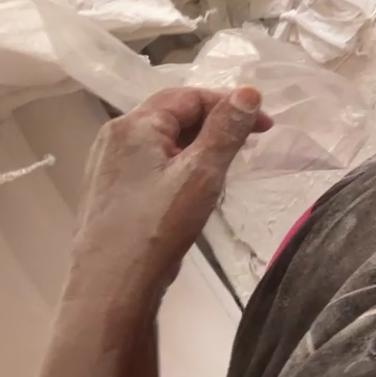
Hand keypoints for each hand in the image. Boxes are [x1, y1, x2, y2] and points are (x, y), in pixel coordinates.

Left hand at [63, 87, 272, 315]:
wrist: (113, 284)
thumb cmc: (159, 224)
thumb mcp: (203, 173)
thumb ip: (226, 130)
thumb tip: (249, 92)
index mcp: (134, 126)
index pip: (189, 96)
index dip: (230, 104)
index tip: (265, 126)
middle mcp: (115, 137)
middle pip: (174, 114)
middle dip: (217, 122)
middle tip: (251, 143)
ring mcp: (110, 164)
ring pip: (165, 139)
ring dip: (201, 143)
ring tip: (228, 163)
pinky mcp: (113, 189)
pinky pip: (155, 160)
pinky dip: (183, 162)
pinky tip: (197, 185)